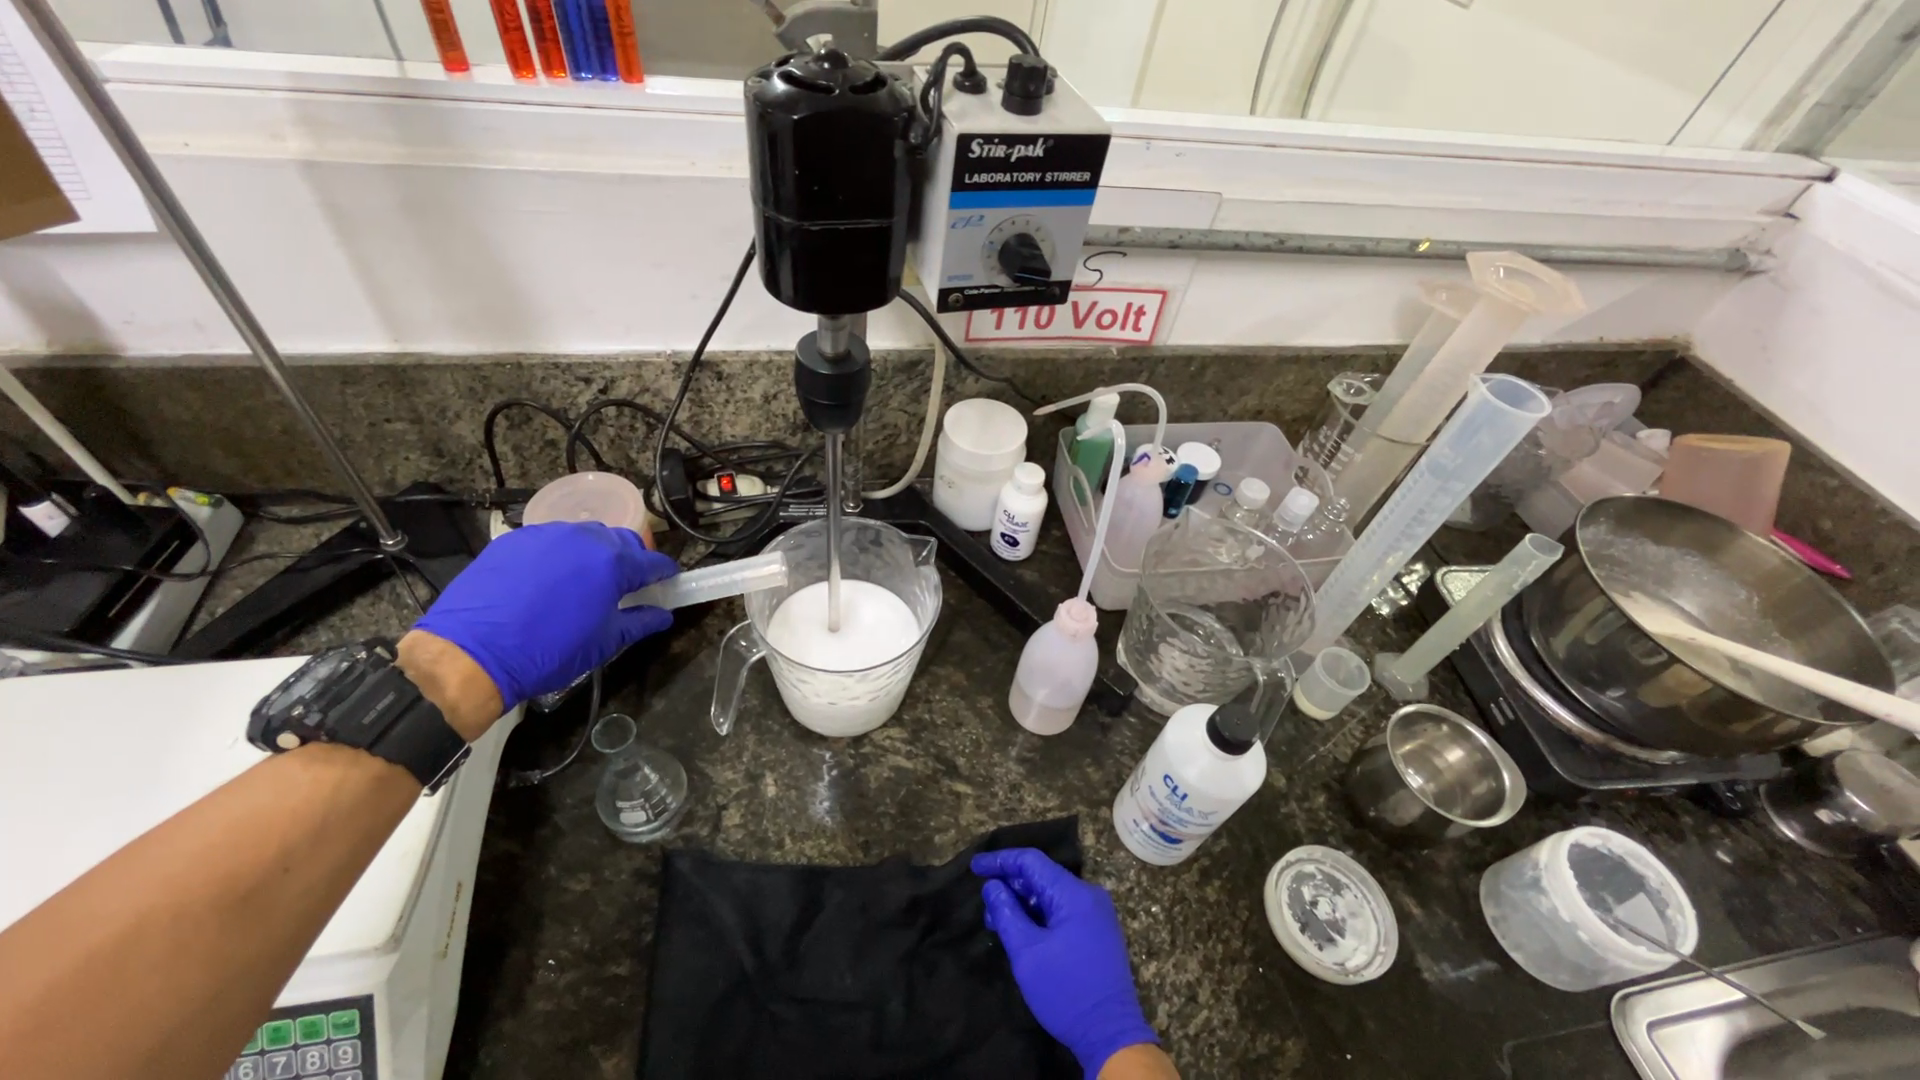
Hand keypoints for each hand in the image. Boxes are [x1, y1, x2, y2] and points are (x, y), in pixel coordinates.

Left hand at [413, 522, 679, 709]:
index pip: (652, 561)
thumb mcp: (604, 642)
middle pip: (620, 540)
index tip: (667, 582)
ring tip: (589, 580)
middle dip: (632, 558)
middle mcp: (582, 538)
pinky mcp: (514, 541)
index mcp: (612, 562)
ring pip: (584, 536)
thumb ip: (639, 623)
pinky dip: (561, 556)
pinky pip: (550, 541)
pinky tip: (551, 581)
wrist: (473, 652)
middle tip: (629, 583)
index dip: (664, 573)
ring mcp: (546, 535)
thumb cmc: (550, 650)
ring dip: (595, 553)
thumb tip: (662, 615)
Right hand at [973, 848, 1158, 1076]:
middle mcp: (1088, 896)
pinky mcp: (1097, 932)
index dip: (1000, 861)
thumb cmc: (1065, 991)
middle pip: (1042, 877)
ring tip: (998, 923)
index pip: (1031, 862)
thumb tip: (992, 886)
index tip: (974, 867)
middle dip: (1010, 887)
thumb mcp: (1026, 952)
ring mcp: (1096, 915)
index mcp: (1074, 894)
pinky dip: (1039, 916)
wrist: (1111, 1034)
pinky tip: (1020, 932)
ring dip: (1023, 904)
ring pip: (1051, 895)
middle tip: (985, 907)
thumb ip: (1006, 913)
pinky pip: (1062, 911)